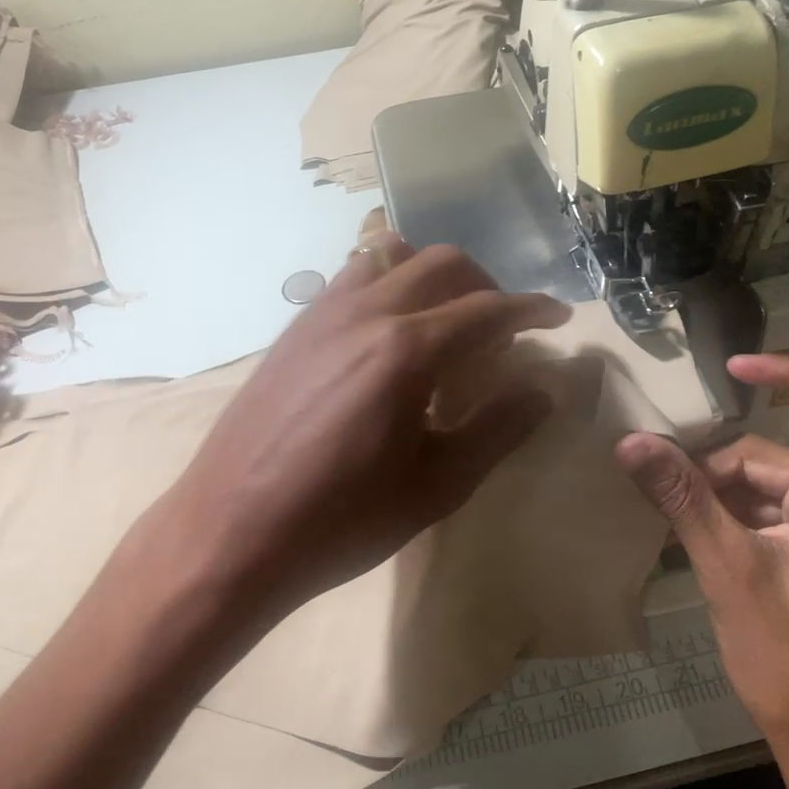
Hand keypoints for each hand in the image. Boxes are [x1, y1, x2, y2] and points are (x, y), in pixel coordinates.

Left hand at [166, 234, 569, 612]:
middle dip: (486, 285)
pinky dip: (388, 282)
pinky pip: (352, 276)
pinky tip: (389, 333)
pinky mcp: (295, 327)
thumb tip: (542, 390)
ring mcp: (323, 313)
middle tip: (502, 331)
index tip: (558, 317)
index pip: (488, 309)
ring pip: (392, 256)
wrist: (231, 532)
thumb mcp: (435, 488)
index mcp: (407, 350)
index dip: (532, 309)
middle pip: (443, 263)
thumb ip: (497, 430)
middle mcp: (366, 312)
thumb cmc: (341, 521)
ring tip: (445, 321)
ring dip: (433, 275)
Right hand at [615, 354, 788, 788]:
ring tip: (663, 514)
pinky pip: (770, 522)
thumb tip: (630, 442)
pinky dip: (730, 523)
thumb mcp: (729, 569)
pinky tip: (686, 540)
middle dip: (717, 464)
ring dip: (717, 497)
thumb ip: (682, 499)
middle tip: (657, 477)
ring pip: (767, 490)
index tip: (733, 368)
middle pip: (778, 454)